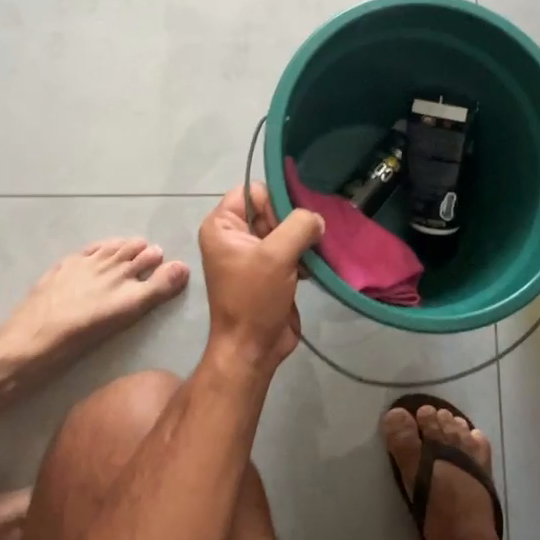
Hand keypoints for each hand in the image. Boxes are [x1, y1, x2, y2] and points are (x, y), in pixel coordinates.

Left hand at [197, 184, 324, 373]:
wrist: (254, 348)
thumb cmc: (255, 299)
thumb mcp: (277, 255)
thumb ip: (299, 225)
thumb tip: (317, 220)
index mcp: (222, 225)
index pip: (254, 191)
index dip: (275, 202)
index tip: (291, 224)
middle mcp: (234, 235)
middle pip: (272, 208)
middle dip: (294, 221)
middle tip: (309, 238)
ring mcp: (254, 254)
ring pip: (286, 229)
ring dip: (303, 239)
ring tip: (313, 253)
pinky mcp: (271, 270)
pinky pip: (292, 248)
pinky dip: (305, 254)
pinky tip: (314, 265)